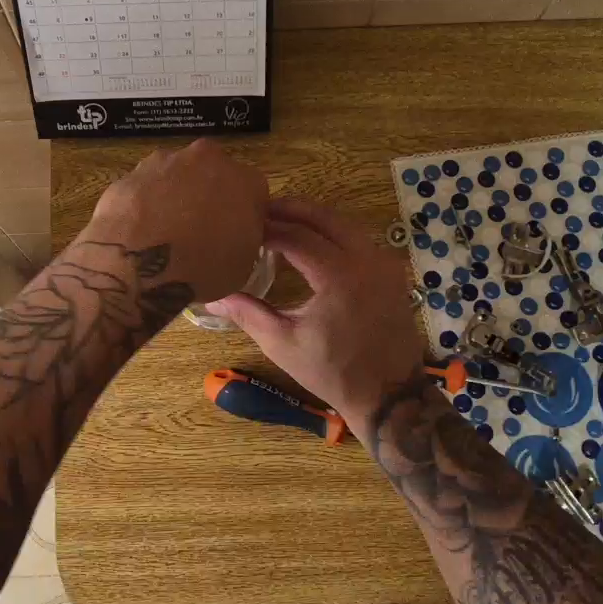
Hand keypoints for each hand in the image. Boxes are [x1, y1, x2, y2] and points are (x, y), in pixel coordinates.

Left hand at [84, 139, 268, 301]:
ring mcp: (163, 162)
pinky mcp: (128, 174)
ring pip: (175, 177)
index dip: (243, 215)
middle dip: (208, 197)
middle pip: (212, 175)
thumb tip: (234, 233)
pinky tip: (139, 232)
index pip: (252, 193)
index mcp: (245, 180)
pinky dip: (144, 205)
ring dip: (174, 197)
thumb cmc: (203, 269)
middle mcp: (206, 159)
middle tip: (198, 232)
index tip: (233, 235)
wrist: (139, 267)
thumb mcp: (243, 264)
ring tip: (164, 235)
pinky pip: (144, 190)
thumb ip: (245, 237)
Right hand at [204, 199, 425, 430]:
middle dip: (290, 210)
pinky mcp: (391, 272)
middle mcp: (366, 259)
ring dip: (312, 219)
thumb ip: (248, 313)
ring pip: (344, 224)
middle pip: (324, 218)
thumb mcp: (284, 344)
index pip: (296, 236)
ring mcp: (383, 263)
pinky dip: (333, 233)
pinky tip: (311, 244)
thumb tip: (212, 297)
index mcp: (339, 275)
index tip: (243, 225)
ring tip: (281, 222)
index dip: (268, 227)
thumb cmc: (333, 372)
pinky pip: (358, 239)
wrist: (390, 393)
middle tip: (260, 210)